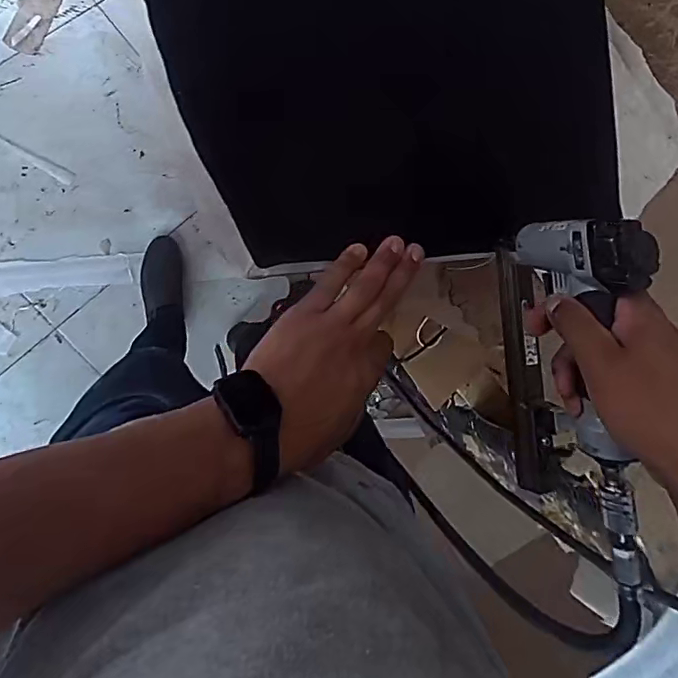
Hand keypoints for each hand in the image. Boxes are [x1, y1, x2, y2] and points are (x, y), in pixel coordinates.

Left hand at [243, 236, 423, 473]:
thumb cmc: (298, 435)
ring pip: (365, 286)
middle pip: (386, 302)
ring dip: (383, 262)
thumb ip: (355, 397)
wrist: (260, 425)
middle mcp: (356, 342)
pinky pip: (331, 283)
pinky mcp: (305, 314)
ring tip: (396, 243)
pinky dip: (346, 265)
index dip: (383, 339)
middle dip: (403, 275)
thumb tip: (354, 384)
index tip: (379, 338)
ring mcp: (331, 324)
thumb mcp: (342, 426)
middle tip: (417, 253)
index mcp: (367, 372)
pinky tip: (357, 251)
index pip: (385, 345)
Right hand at [527, 291, 677, 482]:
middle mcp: (648, 327)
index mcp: (637, 312)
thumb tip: (557, 300)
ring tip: (577, 403)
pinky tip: (593, 409)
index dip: (560, 304)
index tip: (537, 324)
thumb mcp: (599, 362)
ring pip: (602, 352)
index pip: (591, 290)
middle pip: (593, 324)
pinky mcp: (655, 381)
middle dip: (569, 352)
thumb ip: (574, 324)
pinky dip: (599, 387)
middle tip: (560, 377)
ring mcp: (654, 356)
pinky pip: (617, 372)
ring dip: (580, 375)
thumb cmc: (649, 409)